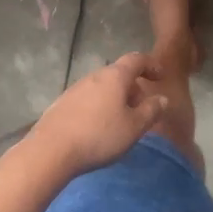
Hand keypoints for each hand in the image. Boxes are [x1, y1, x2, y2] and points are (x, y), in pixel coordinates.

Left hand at [24, 52, 169, 176]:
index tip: (160, 77)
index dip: (151, 65)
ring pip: (101, 87)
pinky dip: (97, 107)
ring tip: (119, 120)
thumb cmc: (99, 136)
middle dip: (132, 87)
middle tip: (140, 107)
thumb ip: (151, 111)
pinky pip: (87, 99)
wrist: (50, 152)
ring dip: (114, 98)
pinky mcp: (60, 105)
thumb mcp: (134, 127)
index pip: (137, 59)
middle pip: (118, 74)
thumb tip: (162, 98)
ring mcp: (74, 89)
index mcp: (115, 76)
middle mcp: (94, 76)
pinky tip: (95, 129)